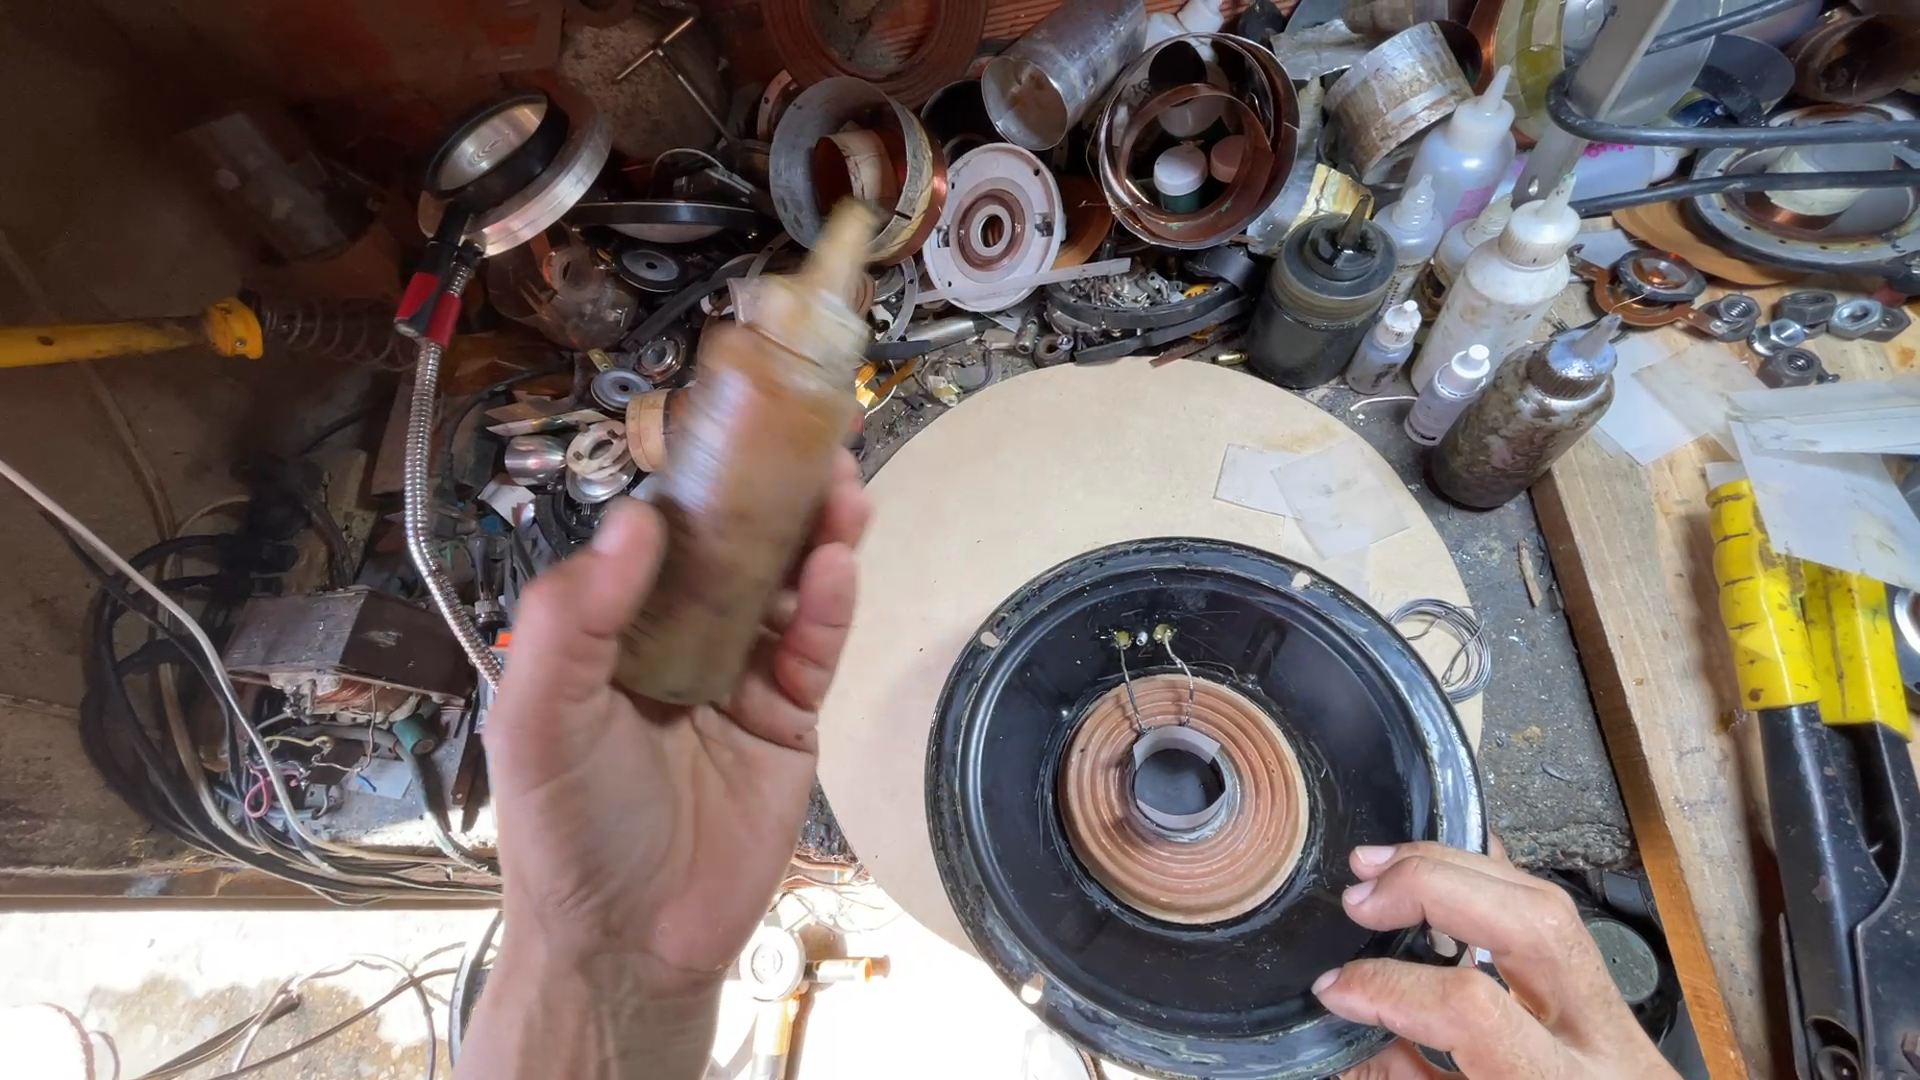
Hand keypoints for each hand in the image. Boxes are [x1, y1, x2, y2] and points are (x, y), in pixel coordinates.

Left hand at [467, 450, 867, 1073]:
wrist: (635, 936)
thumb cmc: (572, 821)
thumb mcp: (540, 719)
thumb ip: (573, 618)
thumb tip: (639, 516)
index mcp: (625, 626)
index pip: (670, 538)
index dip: (706, 483)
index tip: (741, 432)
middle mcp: (690, 635)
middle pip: (746, 552)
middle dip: (783, 499)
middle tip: (821, 449)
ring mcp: (749, 672)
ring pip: (791, 590)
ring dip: (821, 537)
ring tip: (846, 491)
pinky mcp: (794, 711)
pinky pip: (815, 649)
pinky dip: (828, 607)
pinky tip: (837, 567)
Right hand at [1315, 842, 1678, 1079]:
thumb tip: (1334, 1050)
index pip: (1475, 1009)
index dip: (1390, 987)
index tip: (1331, 988)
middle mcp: (1613, 1051)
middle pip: (1532, 923)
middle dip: (1429, 887)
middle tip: (1358, 897)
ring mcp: (1616, 1016)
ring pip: (1541, 899)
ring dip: (1443, 864)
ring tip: (1371, 866)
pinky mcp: (1601, 995)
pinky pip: (1538, 907)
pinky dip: (1472, 874)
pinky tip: (1423, 866)